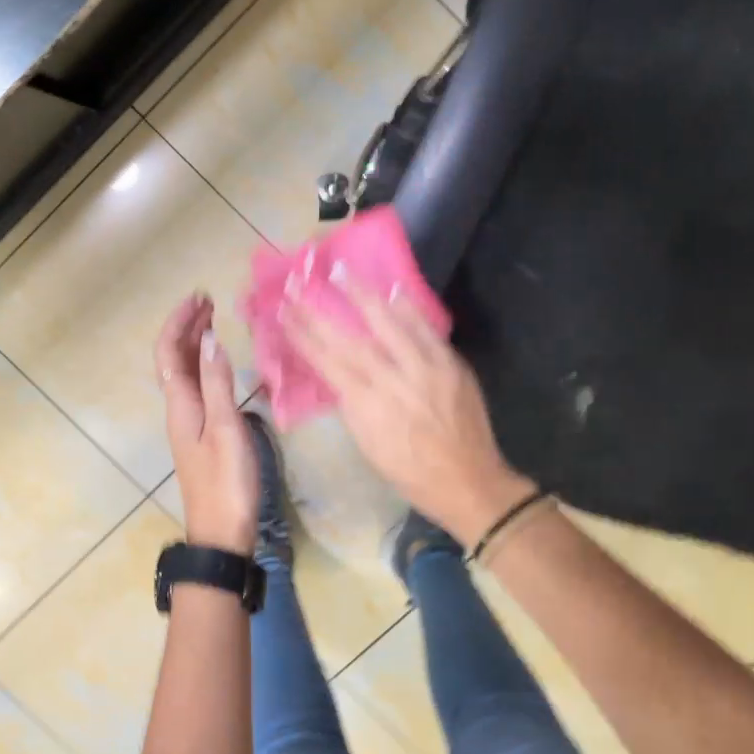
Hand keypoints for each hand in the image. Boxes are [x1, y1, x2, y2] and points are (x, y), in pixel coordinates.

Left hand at [155, 293, 258, 554]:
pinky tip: (218, 362)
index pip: (168, 351)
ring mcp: (188, 422)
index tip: (199, 297)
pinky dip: (203, 364)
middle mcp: (178, 409)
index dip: (178, 321)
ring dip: (194, 343)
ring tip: (213, 320)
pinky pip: (195, 386)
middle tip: (208, 301)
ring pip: (184, 371)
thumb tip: (209, 338)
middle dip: (186, 326)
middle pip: (173, 358)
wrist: (221, 535)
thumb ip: (217, 383)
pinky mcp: (200, 434)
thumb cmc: (226, 482)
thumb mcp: (226, 429)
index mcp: (180, 404)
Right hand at [283, 286, 533, 544]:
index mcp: (368, 406)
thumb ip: (351, 403)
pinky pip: (426, 330)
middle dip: (321, 311)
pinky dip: (408, 309)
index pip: (327, 362)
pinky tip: (393, 290)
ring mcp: (426, 370)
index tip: (284, 312)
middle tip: (301, 284)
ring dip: (363, 296)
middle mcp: (394, 382)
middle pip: (351, 339)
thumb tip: (334, 371)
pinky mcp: (451, 365)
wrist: (469, 482)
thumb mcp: (368, 443)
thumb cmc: (410, 472)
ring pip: (390, 325)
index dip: (303, 335)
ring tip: (342, 271)